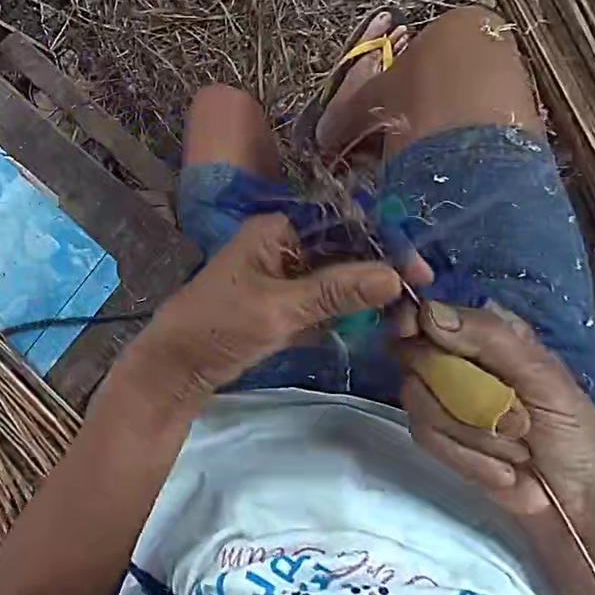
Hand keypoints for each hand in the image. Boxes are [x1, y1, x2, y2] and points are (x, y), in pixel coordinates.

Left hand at [127, 214, 402, 400]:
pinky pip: (326, 304)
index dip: (381, 242)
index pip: (340, 225)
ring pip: (339, 280)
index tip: (417, 269)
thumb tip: (393, 276)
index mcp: (277, 230)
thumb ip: (334, 292)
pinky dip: (349, 314)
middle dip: (380, 274)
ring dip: (369, 297)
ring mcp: (286, 278)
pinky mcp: (287, 307)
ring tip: (404, 319)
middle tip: (417, 301)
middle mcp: (285, 247)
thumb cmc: (218, 326)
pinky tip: (380, 326)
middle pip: (344, 253)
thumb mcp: (278, 309)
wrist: (176, 369)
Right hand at [397, 301, 594, 531]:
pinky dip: (469, 459)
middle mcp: (458, 359)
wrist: (583, 508)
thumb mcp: (545, 379)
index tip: (412, 334)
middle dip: (463, 396)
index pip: (429, 313)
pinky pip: (426, 437)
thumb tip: (429, 312)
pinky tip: (503, 472)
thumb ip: (489, 338)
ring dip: (474, 435)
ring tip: (518, 451)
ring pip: (418, 400)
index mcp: (486, 332)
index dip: (412, 321)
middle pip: (415, 358)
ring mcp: (445, 398)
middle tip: (517, 422)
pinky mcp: (439, 436)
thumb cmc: (576, 433)